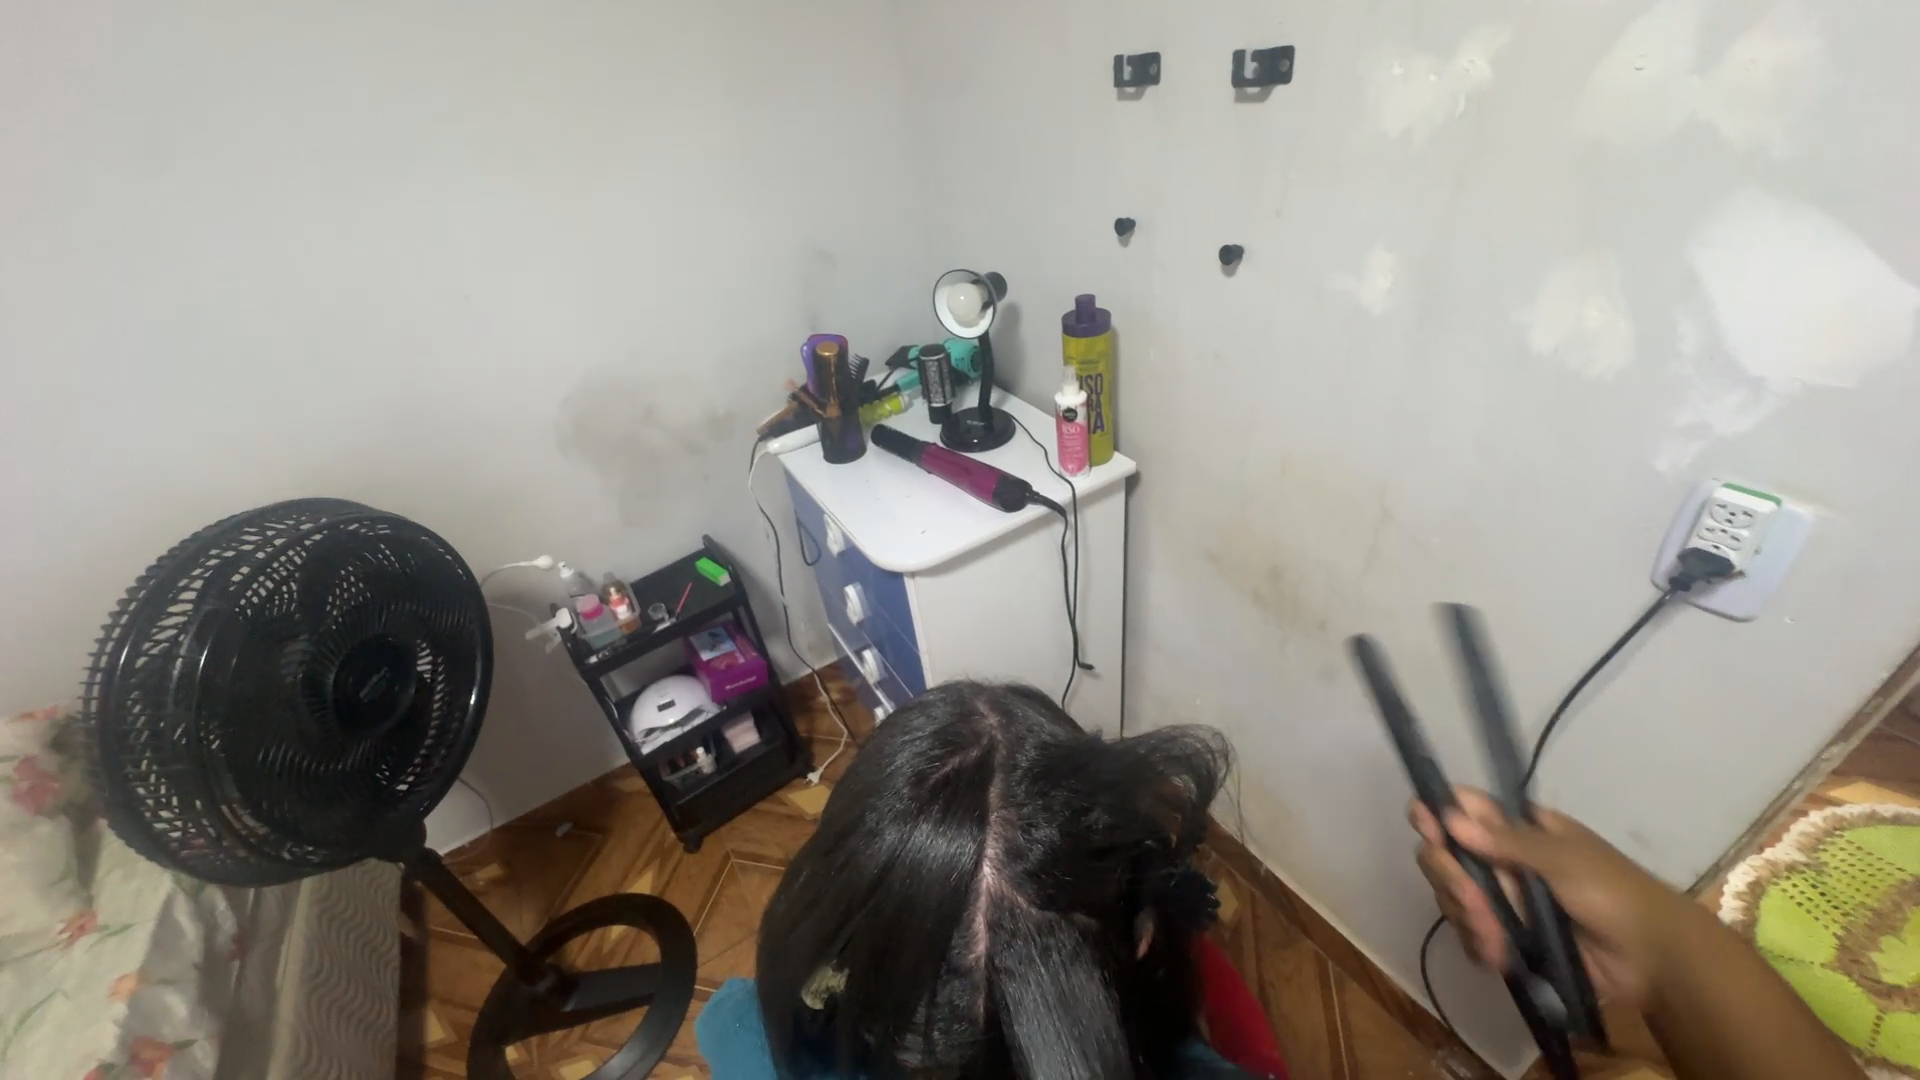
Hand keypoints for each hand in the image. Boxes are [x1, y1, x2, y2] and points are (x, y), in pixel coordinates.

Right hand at [1410, 788, 1702, 1010]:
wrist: (1658, 961)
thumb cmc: (1615, 893)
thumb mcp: (1565, 858)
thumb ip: (1506, 840)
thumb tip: (1448, 818)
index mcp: (1513, 827)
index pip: (1456, 807)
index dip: (1434, 813)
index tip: (1430, 829)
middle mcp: (1497, 856)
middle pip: (1441, 852)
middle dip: (1450, 877)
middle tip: (1473, 900)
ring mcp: (1500, 896)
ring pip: (1450, 894)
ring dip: (1466, 916)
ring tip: (1496, 939)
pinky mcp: (1504, 933)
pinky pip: (1468, 931)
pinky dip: (1476, 942)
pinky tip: (1497, 954)